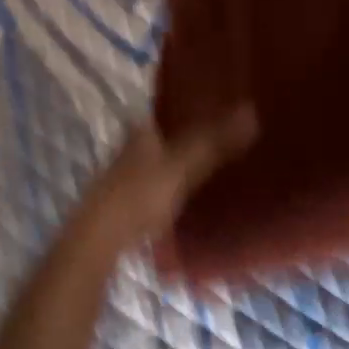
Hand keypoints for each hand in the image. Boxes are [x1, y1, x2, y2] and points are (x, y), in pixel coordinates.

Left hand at [83, 106, 256, 244]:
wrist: (96, 244)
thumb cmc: (138, 195)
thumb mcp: (184, 166)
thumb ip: (216, 141)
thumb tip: (252, 111)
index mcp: (142, 130)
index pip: (168, 107)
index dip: (192, 104)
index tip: (219, 104)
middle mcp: (130, 148)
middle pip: (166, 135)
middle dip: (190, 135)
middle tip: (226, 134)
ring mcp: (125, 178)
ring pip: (162, 161)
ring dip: (183, 162)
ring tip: (217, 163)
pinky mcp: (125, 206)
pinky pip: (160, 187)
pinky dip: (176, 188)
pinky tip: (195, 196)